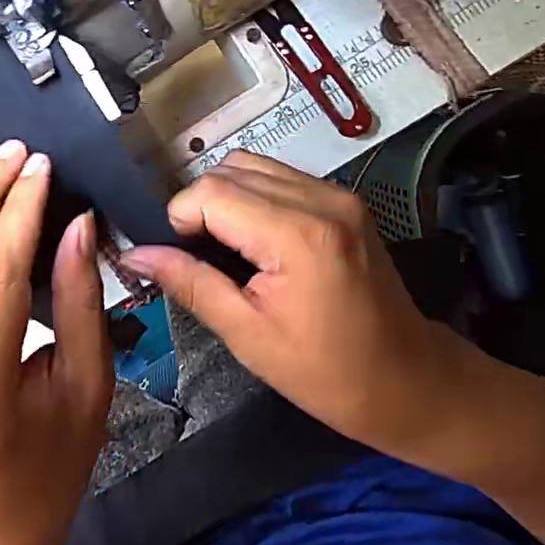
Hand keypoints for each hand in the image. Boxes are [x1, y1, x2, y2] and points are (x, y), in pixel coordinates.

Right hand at [119, 150, 468, 459]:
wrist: (409, 380)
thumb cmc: (327, 373)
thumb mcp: (248, 336)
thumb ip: (189, 283)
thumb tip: (135, 255)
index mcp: (298, 235)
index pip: (211, 191)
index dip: (181, 219)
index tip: (182, 259)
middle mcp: (320, 198)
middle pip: (229, 169)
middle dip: (201, 206)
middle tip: (202, 257)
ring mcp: (337, 193)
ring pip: (252, 164)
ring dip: (226, 197)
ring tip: (229, 247)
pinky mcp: (343, 198)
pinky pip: (279, 176)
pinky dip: (254, 196)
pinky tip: (256, 238)